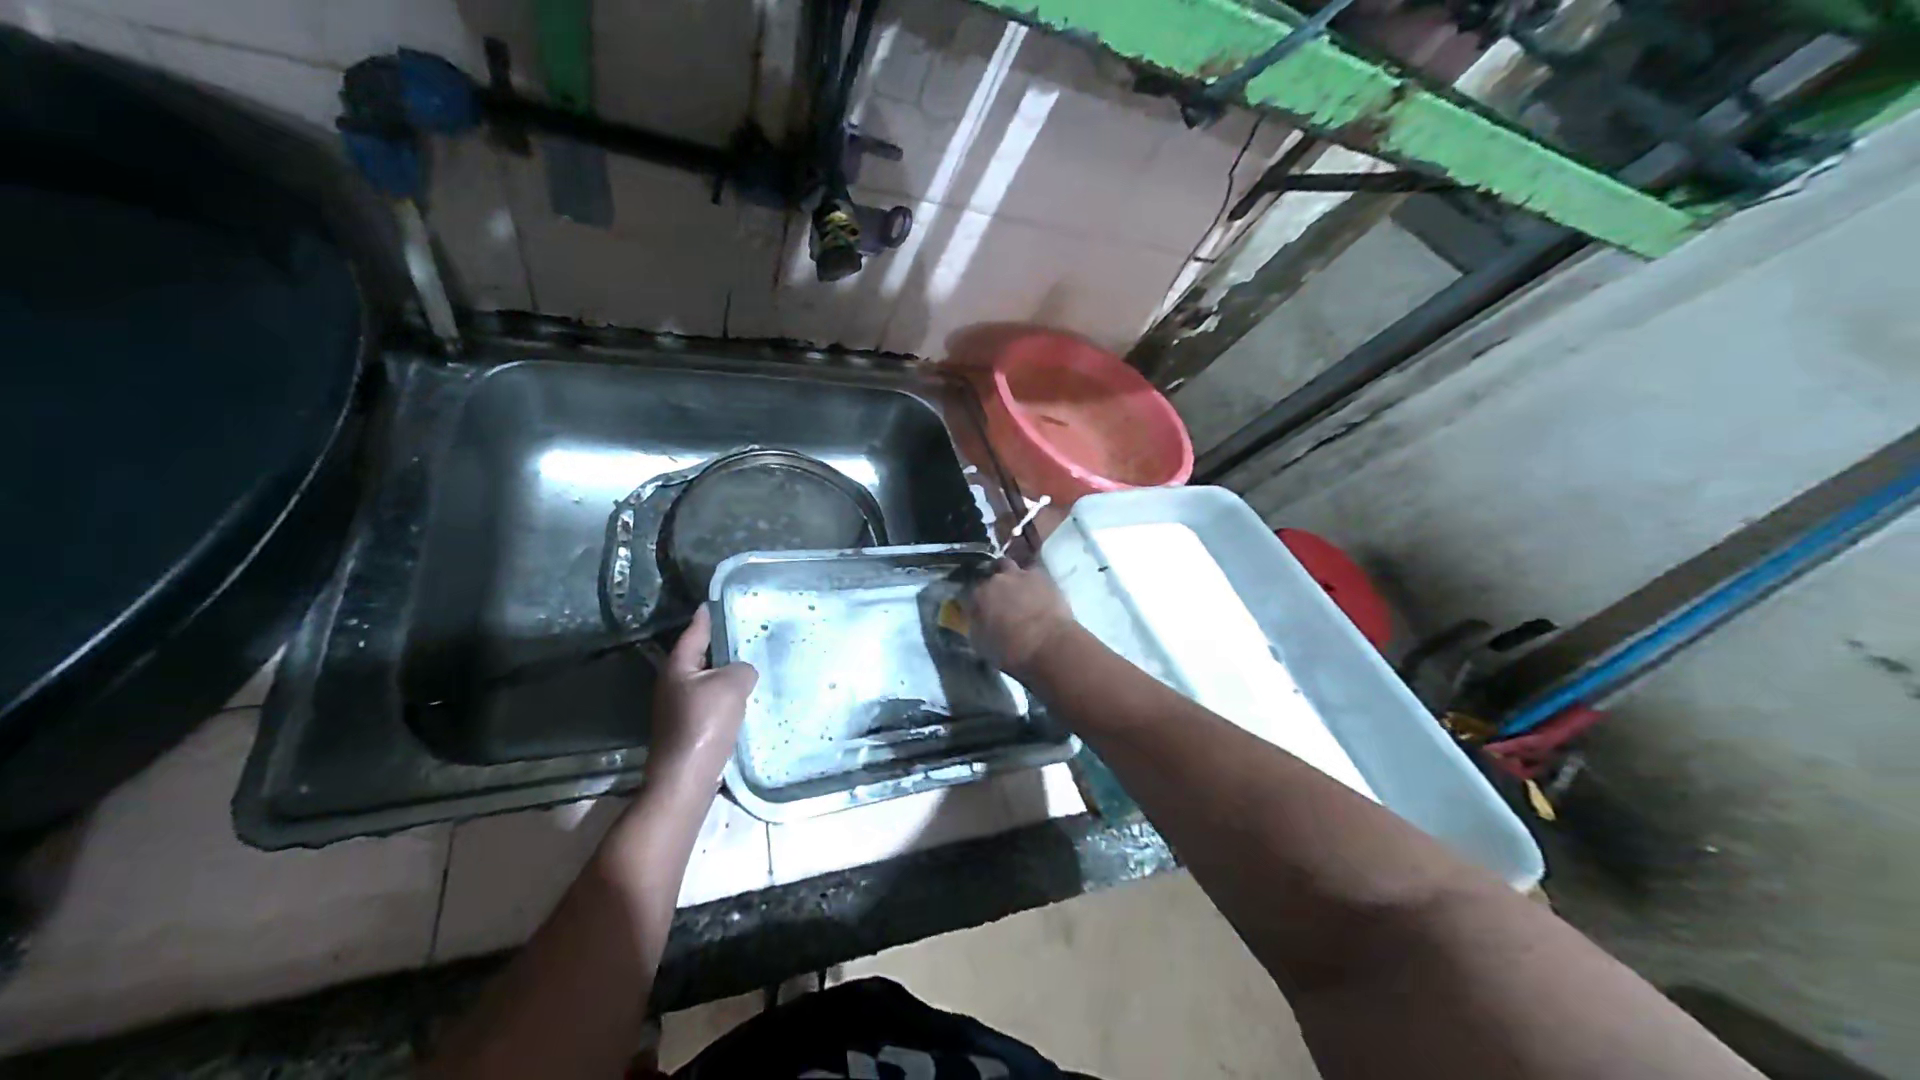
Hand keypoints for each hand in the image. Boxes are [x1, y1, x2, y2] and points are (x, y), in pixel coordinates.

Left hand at [647, 606, 756, 790]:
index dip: (704, 618)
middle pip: (698, 657)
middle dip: (717, 646)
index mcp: (678, 667)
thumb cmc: (704, 723)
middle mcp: (673, 684)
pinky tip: (743, 700)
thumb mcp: (732, 685)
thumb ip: (742, 668)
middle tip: (741, 632)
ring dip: (723, 674)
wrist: (687, 777)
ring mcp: (678, 709)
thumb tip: (742, 673)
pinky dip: (725, 697)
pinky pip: (710, 702)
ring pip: (706, 681)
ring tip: (749, 664)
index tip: (711, 604)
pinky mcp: (689, 729)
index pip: (693, 633)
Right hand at [962, 560, 1077, 680]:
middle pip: (991, 574)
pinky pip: (1033, 573)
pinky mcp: (1044, 577)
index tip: (982, 610)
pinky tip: (1038, 593)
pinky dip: (1033, 581)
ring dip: (1012, 576)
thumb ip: (976, 625)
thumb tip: (978, 619)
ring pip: (1011, 566)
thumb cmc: (1012, 651)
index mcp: (979, 596)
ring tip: (1020, 589)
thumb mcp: (982, 645)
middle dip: (995, 582)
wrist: (1050, 646)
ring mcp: (1021, 575)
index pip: (972, 592)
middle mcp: (997, 580)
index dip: (978, 601)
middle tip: (1002, 597)